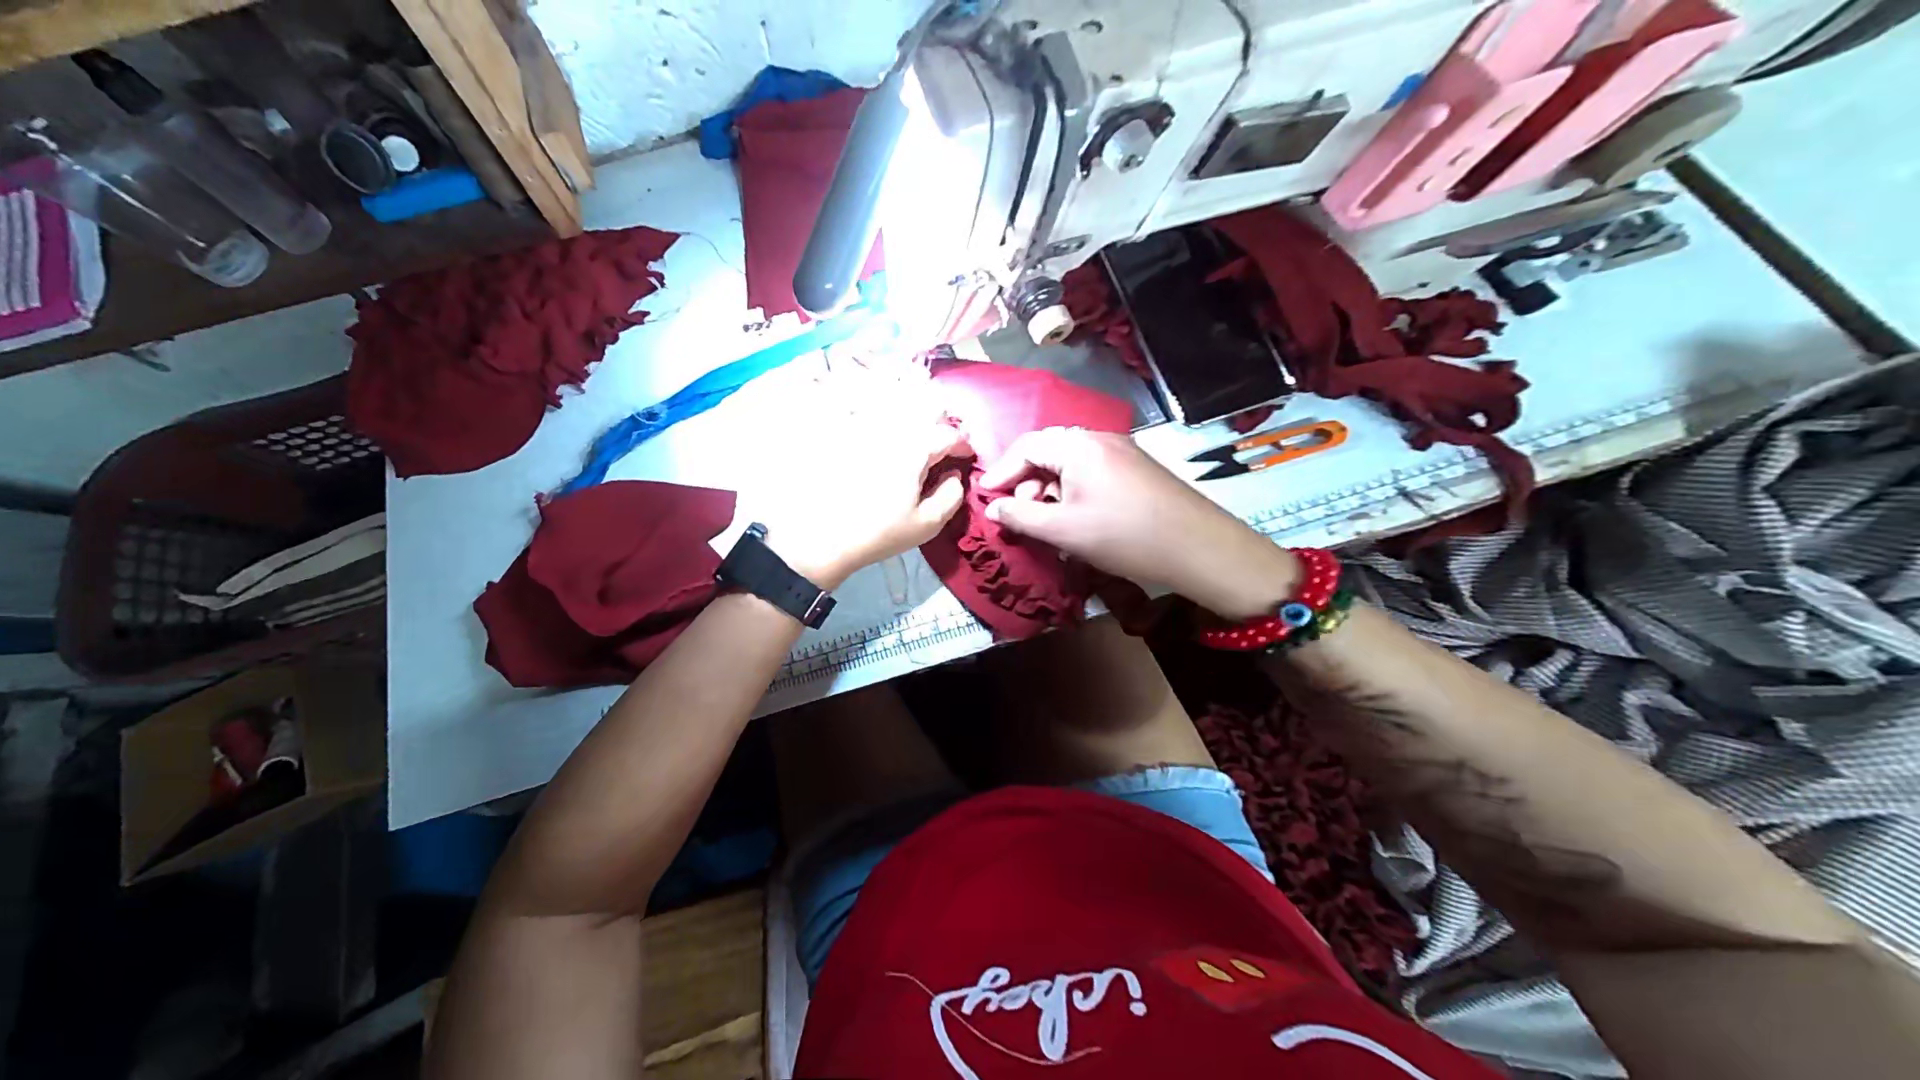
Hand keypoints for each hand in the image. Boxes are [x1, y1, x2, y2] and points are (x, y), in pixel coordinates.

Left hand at [751, 375, 971, 590]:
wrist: (824, 538)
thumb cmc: (880, 533)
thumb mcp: (928, 523)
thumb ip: (952, 495)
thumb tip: (954, 475)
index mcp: (915, 449)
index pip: (950, 435)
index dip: (964, 446)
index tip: (966, 459)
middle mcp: (892, 432)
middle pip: (925, 415)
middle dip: (940, 430)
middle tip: (944, 453)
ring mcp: (866, 432)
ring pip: (900, 416)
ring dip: (916, 428)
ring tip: (918, 452)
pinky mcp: (846, 440)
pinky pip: (872, 423)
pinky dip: (888, 431)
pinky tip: (894, 458)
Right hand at [979, 427, 1297, 619]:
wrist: (1197, 546)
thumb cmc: (1122, 535)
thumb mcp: (1062, 529)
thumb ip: (1020, 515)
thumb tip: (993, 506)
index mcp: (1078, 444)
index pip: (1026, 445)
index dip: (1002, 471)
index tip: (987, 496)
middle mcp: (1100, 438)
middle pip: (1049, 451)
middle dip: (1027, 480)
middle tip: (1020, 513)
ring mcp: (1123, 451)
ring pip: (1072, 463)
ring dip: (1051, 488)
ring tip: (1048, 521)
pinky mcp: (1138, 469)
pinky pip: (1093, 471)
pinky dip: (1074, 491)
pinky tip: (1077, 518)